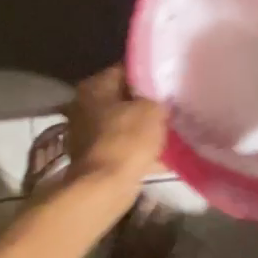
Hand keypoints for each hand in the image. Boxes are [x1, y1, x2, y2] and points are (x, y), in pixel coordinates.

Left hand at [63, 66, 167, 190]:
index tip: (170, 84)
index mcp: (94, 86)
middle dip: (147, 104)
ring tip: (171, 130)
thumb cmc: (126, 141)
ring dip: (144, 129)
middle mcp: (84, 105)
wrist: (104, 187)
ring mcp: (86, 133)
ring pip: (124, 124)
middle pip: (123, 98)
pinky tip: (162, 154)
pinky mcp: (94, 157)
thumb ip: (158, 98)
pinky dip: (138, 150)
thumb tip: (160, 98)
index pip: (126, 69)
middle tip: (173, 107)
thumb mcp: (152, 110)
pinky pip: (122, 146)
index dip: (150, 75)